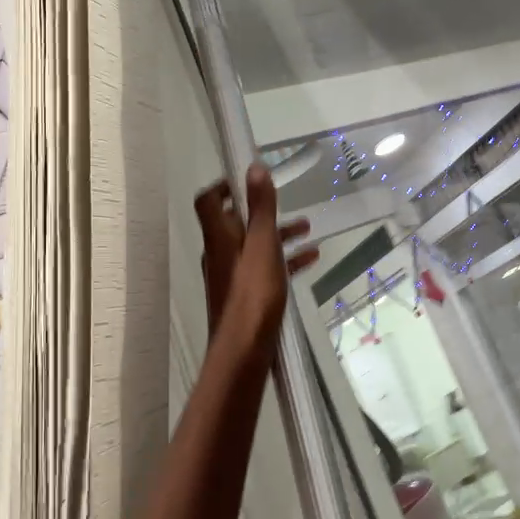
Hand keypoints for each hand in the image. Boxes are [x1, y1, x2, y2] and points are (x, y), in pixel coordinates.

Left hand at [194, 164, 317, 351]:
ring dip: (279, 234)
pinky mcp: (245, 295)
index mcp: (219, 237)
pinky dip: (284, 260)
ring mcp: (232, 275)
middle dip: (263, 210)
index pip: (209, 200)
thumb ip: (261, 207)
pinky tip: (310, 260)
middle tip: (286, 202)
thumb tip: (254, 167)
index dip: (225, 184)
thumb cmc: (253, 293)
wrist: (244, 351)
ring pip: (255, 245)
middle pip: (237, 222)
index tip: (250, 178)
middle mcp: (220, 252)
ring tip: (308, 230)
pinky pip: (265, 268)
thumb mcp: (262, 244)